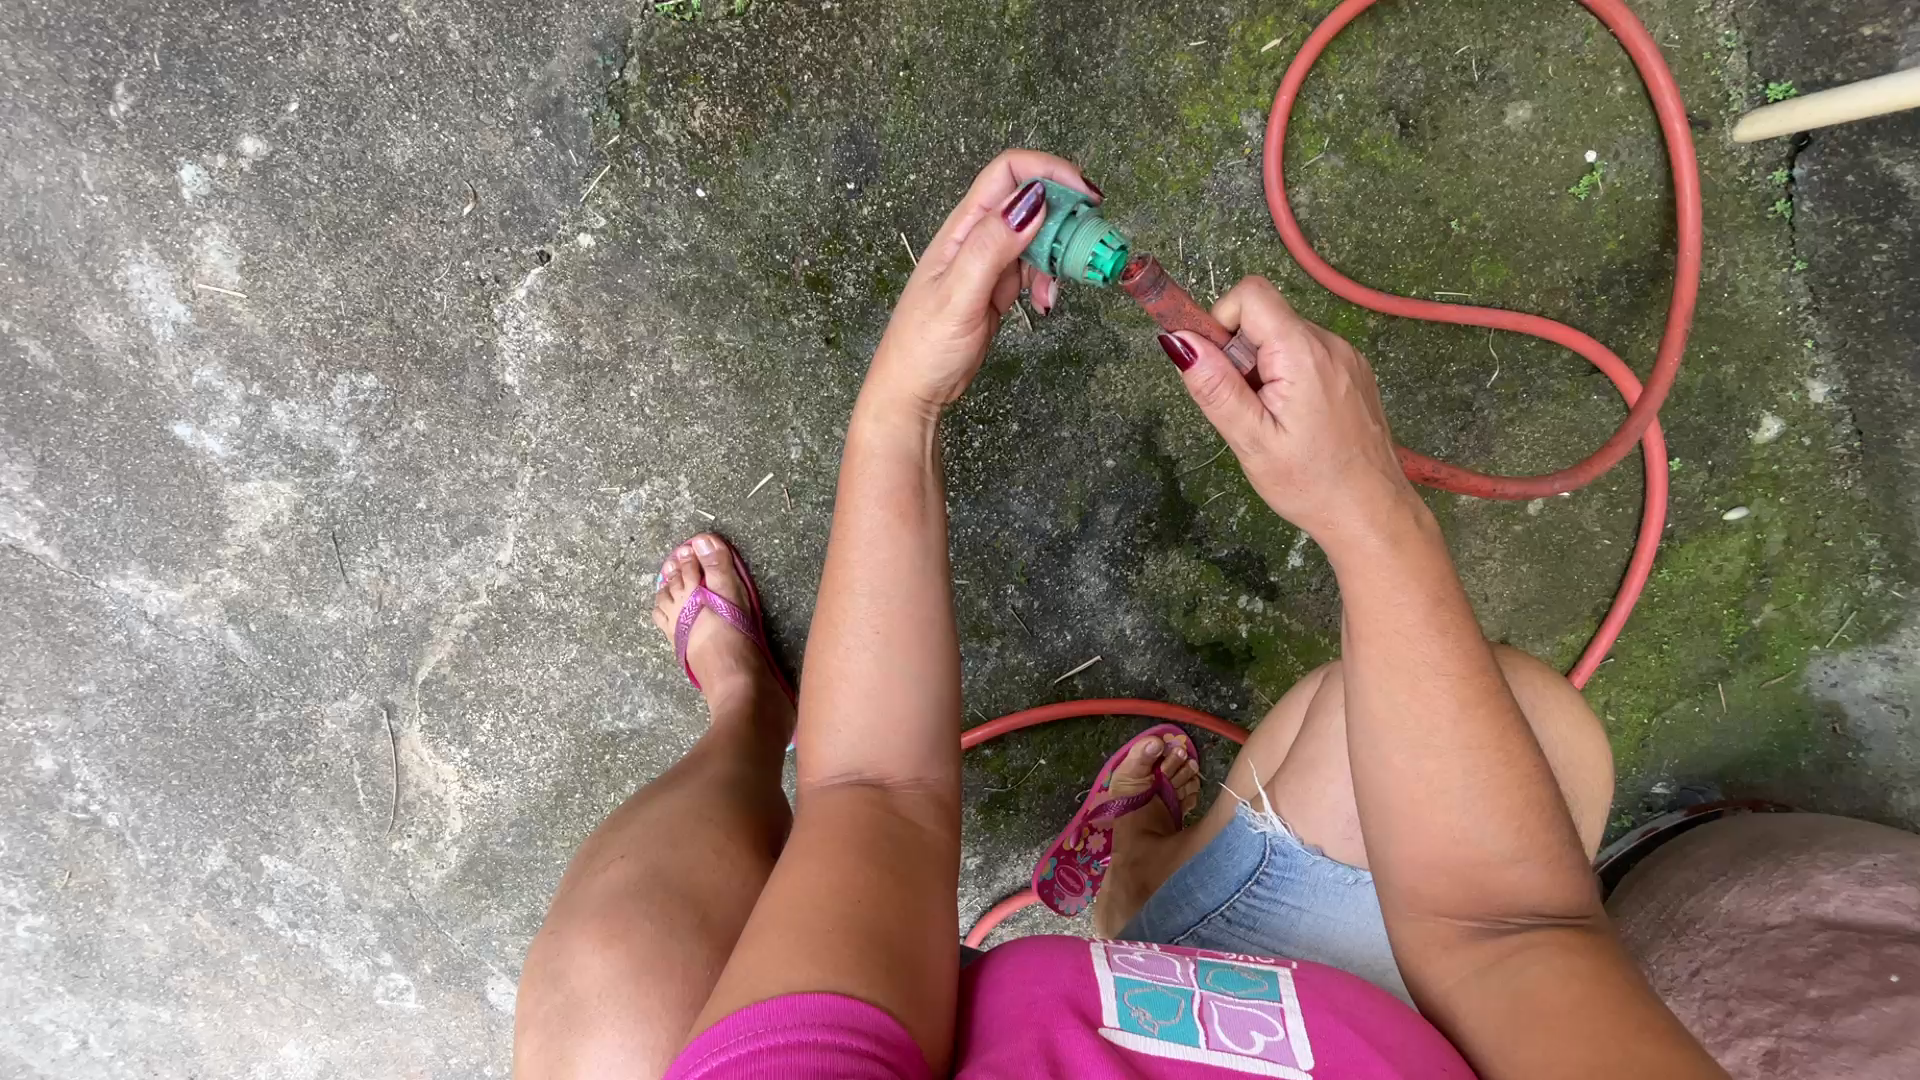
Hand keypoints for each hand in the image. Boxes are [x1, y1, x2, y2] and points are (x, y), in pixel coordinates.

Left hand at [863, 150, 1097, 415]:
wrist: (914, 391)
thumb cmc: (924, 346)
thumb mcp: (958, 295)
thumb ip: (991, 247)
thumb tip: (1032, 202)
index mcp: (962, 229)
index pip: (1008, 174)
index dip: (1049, 173)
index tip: (1085, 197)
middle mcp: (976, 239)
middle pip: (1030, 203)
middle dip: (1064, 218)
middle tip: (1086, 248)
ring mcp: (988, 264)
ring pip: (1037, 239)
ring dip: (1058, 257)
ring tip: (1054, 291)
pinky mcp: (996, 290)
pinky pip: (1032, 271)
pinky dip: (1047, 282)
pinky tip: (1044, 304)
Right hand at [1161, 277, 1420, 548]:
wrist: (1370, 513)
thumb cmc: (1309, 483)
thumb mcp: (1250, 440)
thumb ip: (1214, 387)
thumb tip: (1179, 341)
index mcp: (1302, 353)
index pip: (1250, 295)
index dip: (1220, 323)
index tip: (1216, 370)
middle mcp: (1329, 343)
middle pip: (1264, 319)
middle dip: (1239, 357)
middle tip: (1246, 410)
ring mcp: (1345, 356)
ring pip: (1282, 339)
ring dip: (1261, 371)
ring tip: (1271, 421)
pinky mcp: (1351, 372)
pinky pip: (1304, 356)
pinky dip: (1285, 379)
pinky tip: (1293, 421)